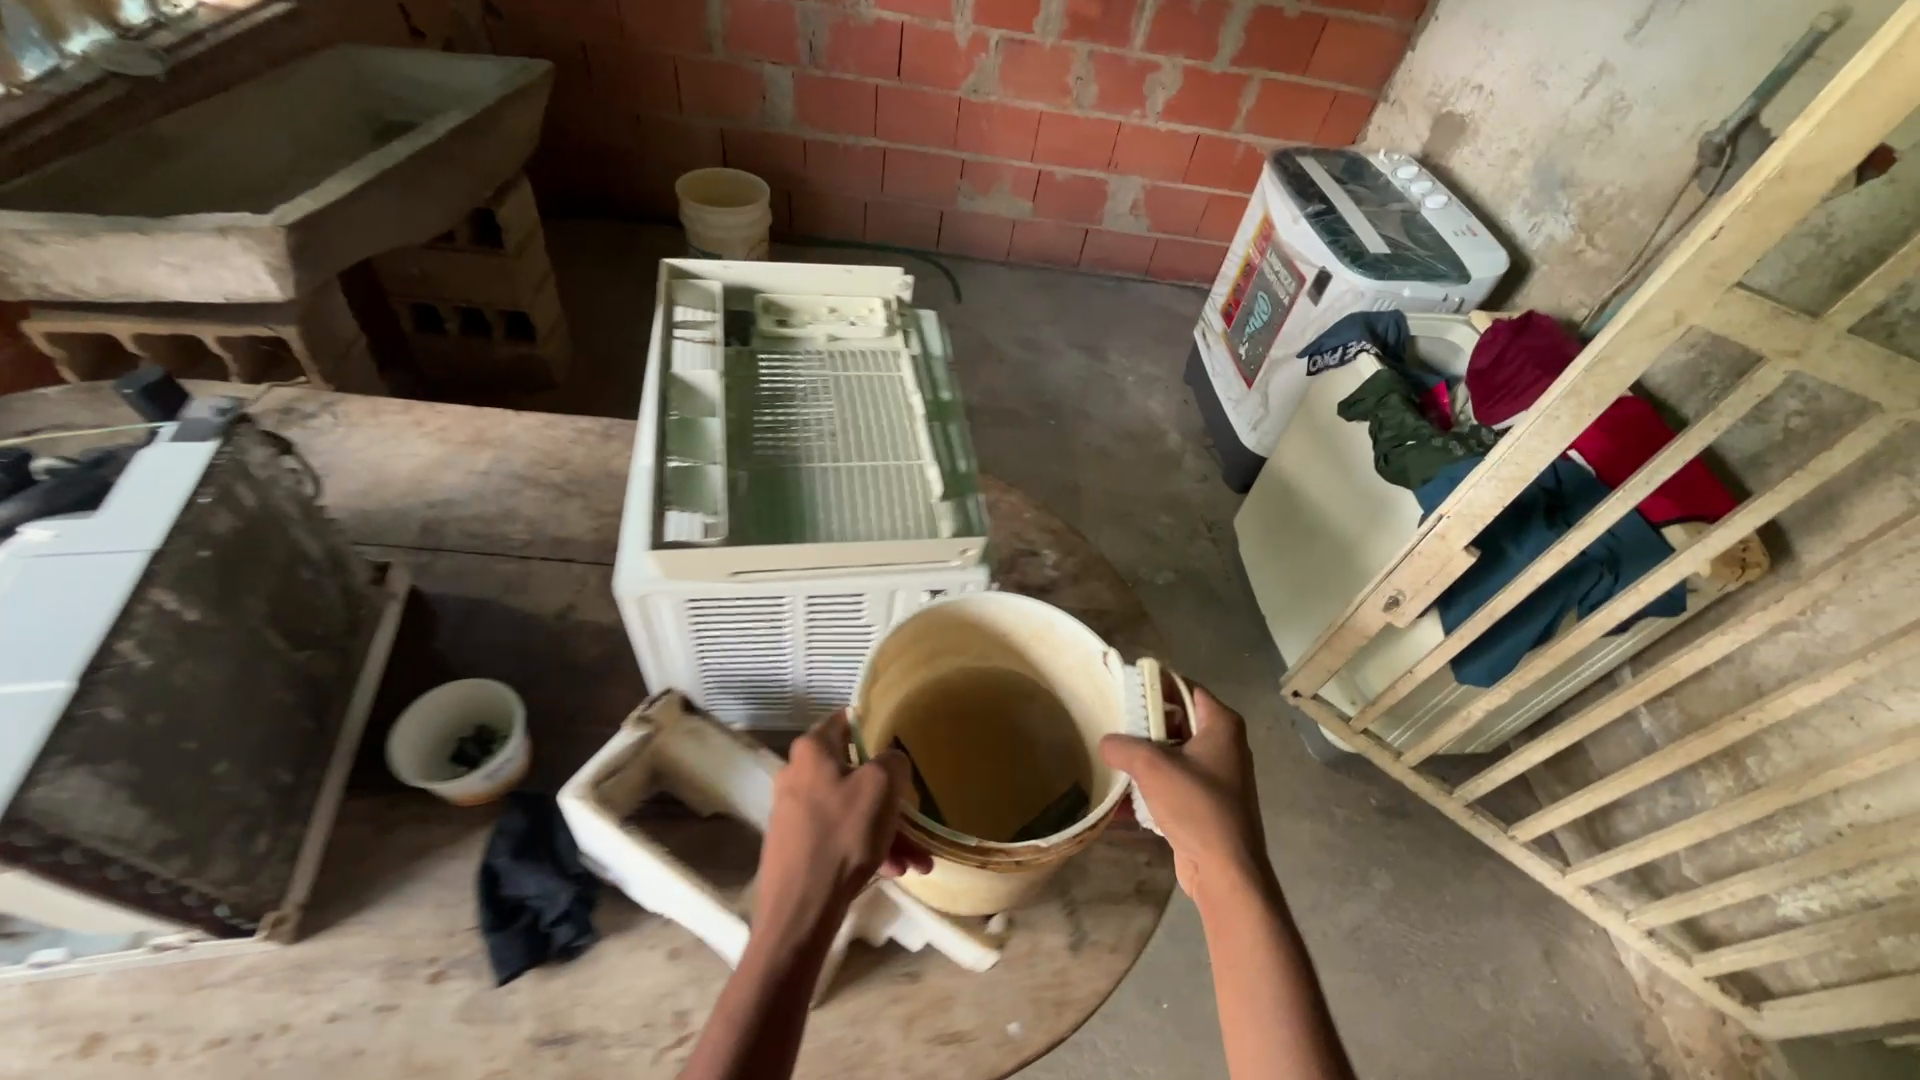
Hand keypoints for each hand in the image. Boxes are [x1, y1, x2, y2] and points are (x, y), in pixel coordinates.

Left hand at [756, 712, 931, 931]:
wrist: (800, 910)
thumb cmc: (842, 835)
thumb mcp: (881, 787)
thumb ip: (893, 760)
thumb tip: (891, 760)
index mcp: (811, 750)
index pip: (845, 720)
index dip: (874, 725)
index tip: (900, 736)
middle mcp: (797, 775)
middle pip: (854, 772)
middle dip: (890, 796)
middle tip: (916, 812)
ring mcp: (795, 812)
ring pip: (851, 810)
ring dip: (887, 830)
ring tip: (918, 859)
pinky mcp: (797, 845)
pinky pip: (840, 836)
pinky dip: (868, 848)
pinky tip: (896, 871)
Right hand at [1101, 687, 1266, 901]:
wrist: (1225, 870)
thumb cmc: (1196, 807)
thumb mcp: (1152, 767)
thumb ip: (1123, 746)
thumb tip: (1106, 743)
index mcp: (1221, 725)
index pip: (1186, 688)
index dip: (1156, 684)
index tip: (1125, 688)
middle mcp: (1224, 746)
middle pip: (1177, 721)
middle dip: (1144, 725)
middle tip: (1112, 724)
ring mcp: (1216, 777)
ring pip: (1172, 755)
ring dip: (1143, 759)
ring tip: (1110, 759)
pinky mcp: (1206, 805)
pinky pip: (1172, 784)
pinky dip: (1149, 787)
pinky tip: (1119, 799)